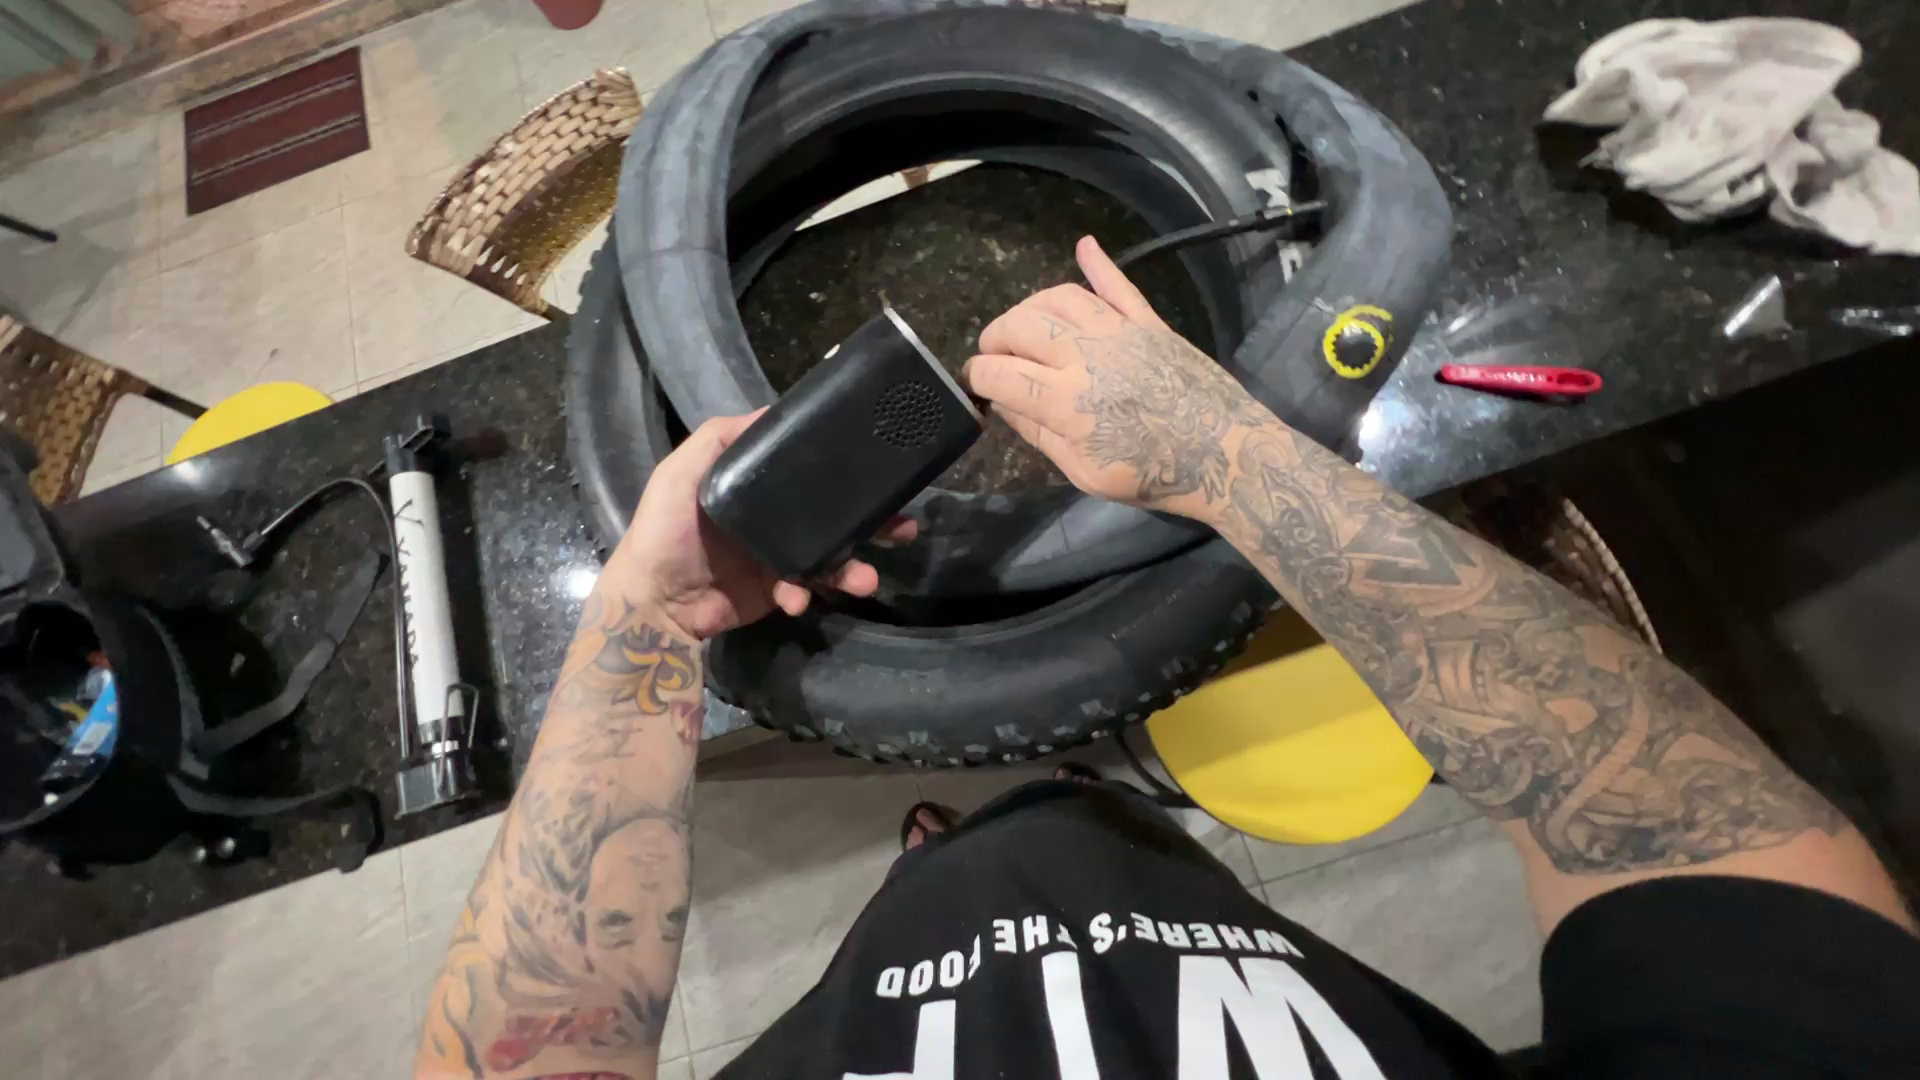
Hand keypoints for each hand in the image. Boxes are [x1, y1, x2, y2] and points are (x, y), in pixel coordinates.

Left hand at [612, 411, 916, 639]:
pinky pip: (806, 589)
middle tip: (903, 527)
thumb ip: (720, 437)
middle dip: (873, 525)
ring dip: (853, 569)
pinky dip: (805, 594)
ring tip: (865, 581)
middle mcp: (776, 519)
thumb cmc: (666, 530)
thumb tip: (772, 409)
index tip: (880, 470)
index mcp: (759, 488)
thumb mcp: (683, 471)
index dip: (846, 473)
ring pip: (832, 558)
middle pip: (835, 517)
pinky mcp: (778, 590)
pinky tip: (795, 598)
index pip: (811, 475)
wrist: (654, 602)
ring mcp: (780, 556)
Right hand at [962, 237, 1275, 518]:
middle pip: (1021, 325)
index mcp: (1067, 402)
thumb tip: (1004, 406)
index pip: (1000, 374)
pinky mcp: (1148, 322)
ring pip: (1058, 297)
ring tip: (1024, 328)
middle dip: (994, 339)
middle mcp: (1086, 356)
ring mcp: (1119, 332)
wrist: (1224, 455)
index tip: (973, 386)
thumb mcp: (1084, 473)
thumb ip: (1040, 435)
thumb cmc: (1151, 476)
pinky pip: (1117, 283)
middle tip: (994, 358)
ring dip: (1029, 307)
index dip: (975, 378)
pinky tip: (1084, 246)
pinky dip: (1098, 263)